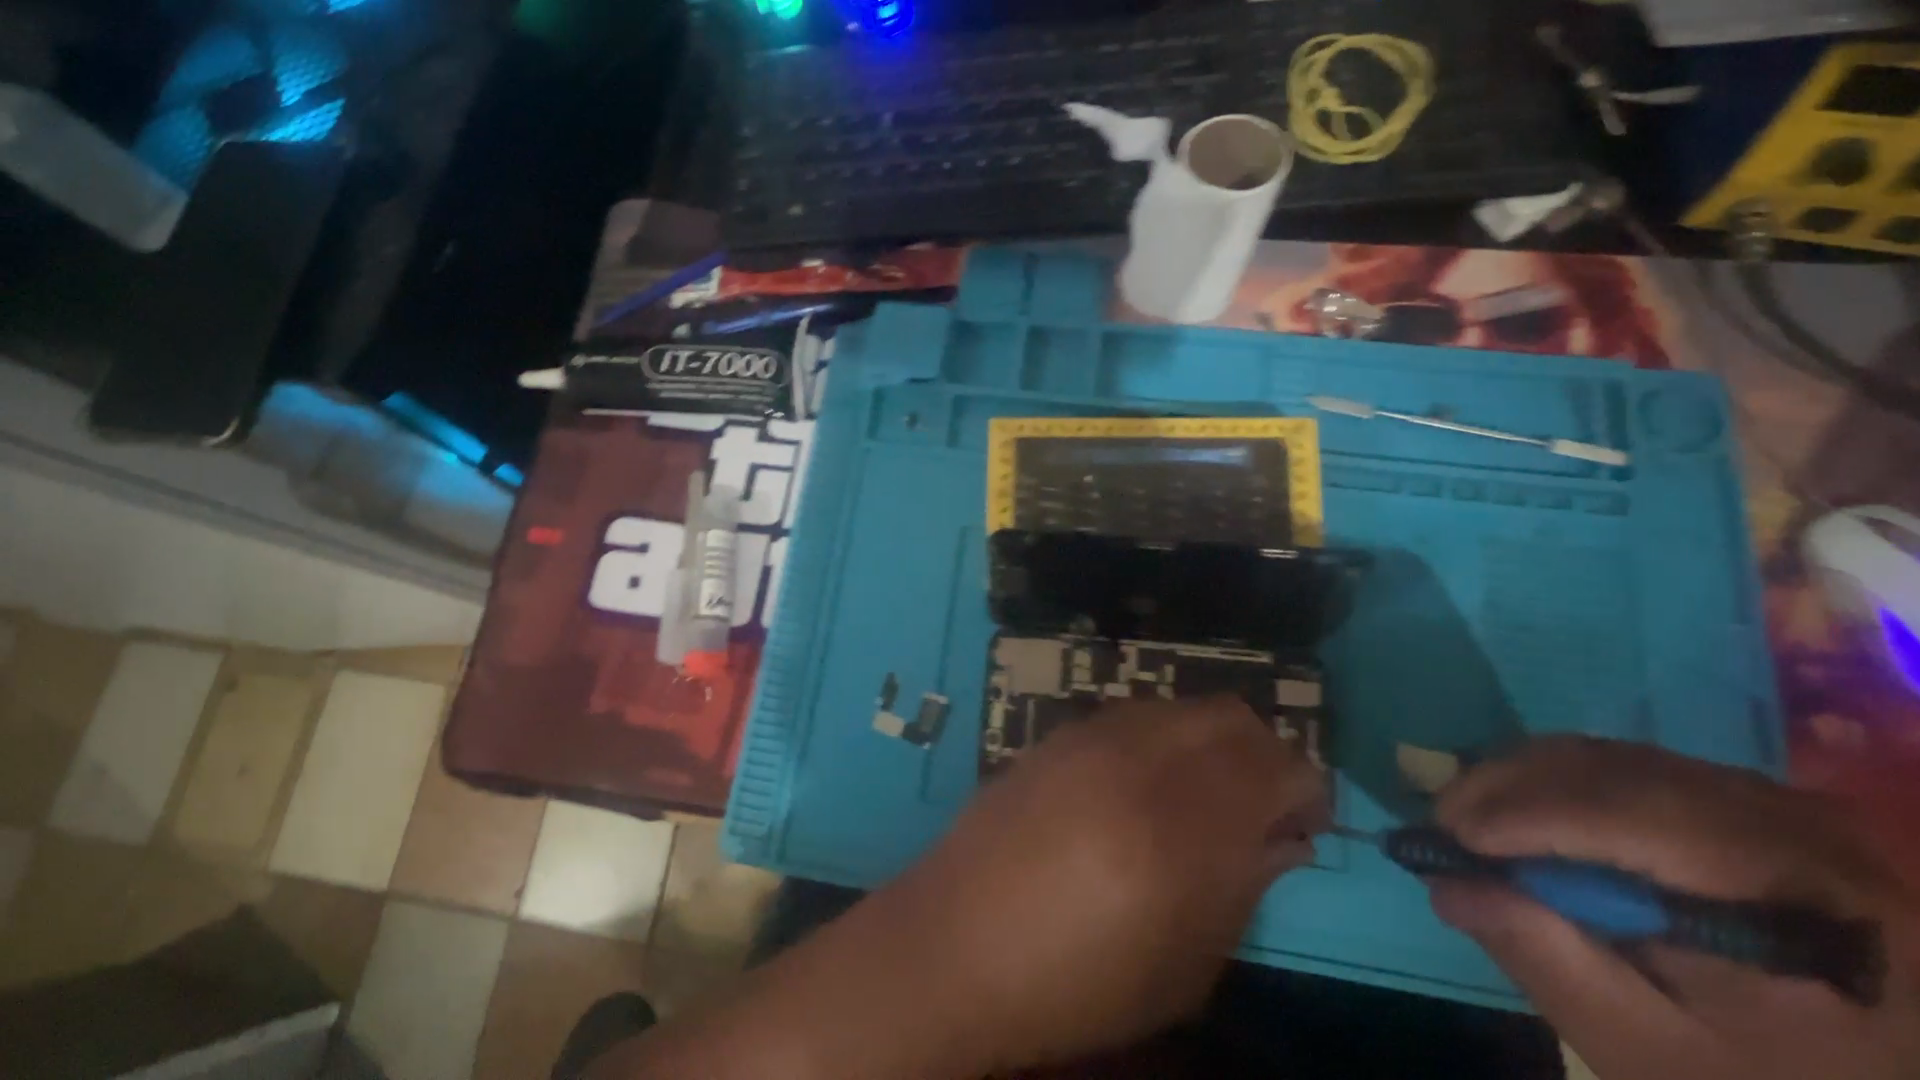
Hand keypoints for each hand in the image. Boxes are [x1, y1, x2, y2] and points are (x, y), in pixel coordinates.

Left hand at [872, 696, 1329, 1071]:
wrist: (951, 948)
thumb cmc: (1072, 984)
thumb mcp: (1182, 969)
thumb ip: (1242, 892)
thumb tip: (1281, 841)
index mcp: (1179, 826)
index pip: (1277, 768)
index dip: (1307, 792)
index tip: (1304, 827)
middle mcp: (1137, 761)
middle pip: (1233, 719)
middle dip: (1265, 756)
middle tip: (1261, 808)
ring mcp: (1088, 740)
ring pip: (1180, 708)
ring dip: (1211, 742)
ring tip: (1203, 795)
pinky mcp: (1054, 738)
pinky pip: (1132, 716)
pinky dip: (1162, 739)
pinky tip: (1145, 786)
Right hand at [1432, 736, 1919, 1079]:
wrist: (1876, 1072)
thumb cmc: (1765, 1077)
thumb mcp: (1651, 1050)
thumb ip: (1551, 963)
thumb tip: (1447, 886)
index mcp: (1795, 891)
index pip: (1642, 815)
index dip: (1533, 814)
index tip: (1445, 837)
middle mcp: (1791, 819)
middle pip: (1620, 770)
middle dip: (1511, 786)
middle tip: (1440, 825)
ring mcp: (1772, 801)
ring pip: (1617, 757)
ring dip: (1527, 780)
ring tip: (1469, 822)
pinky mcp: (1747, 801)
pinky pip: (1631, 768)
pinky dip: (1560, 785)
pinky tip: (1525, 819)